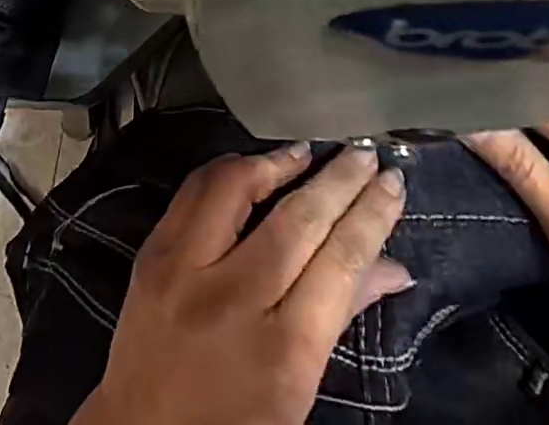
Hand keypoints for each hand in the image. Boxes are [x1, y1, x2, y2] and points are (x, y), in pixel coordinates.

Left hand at [71, 144, 412, 424]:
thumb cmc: (237, 417)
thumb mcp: (301, 384)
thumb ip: (343, 313)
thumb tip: (395, 266)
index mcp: (282, 352)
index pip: (341, 262)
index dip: (372, 214)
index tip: (392, 182)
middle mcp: (232, 304)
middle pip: (298, 222)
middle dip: (341, 181)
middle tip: (367, 154)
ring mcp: (184, 274)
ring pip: (239, 190)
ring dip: (282, 162)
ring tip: (312, 150)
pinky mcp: (153, 255)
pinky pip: (196, 190)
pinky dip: (231, 167)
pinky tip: (258, 162)